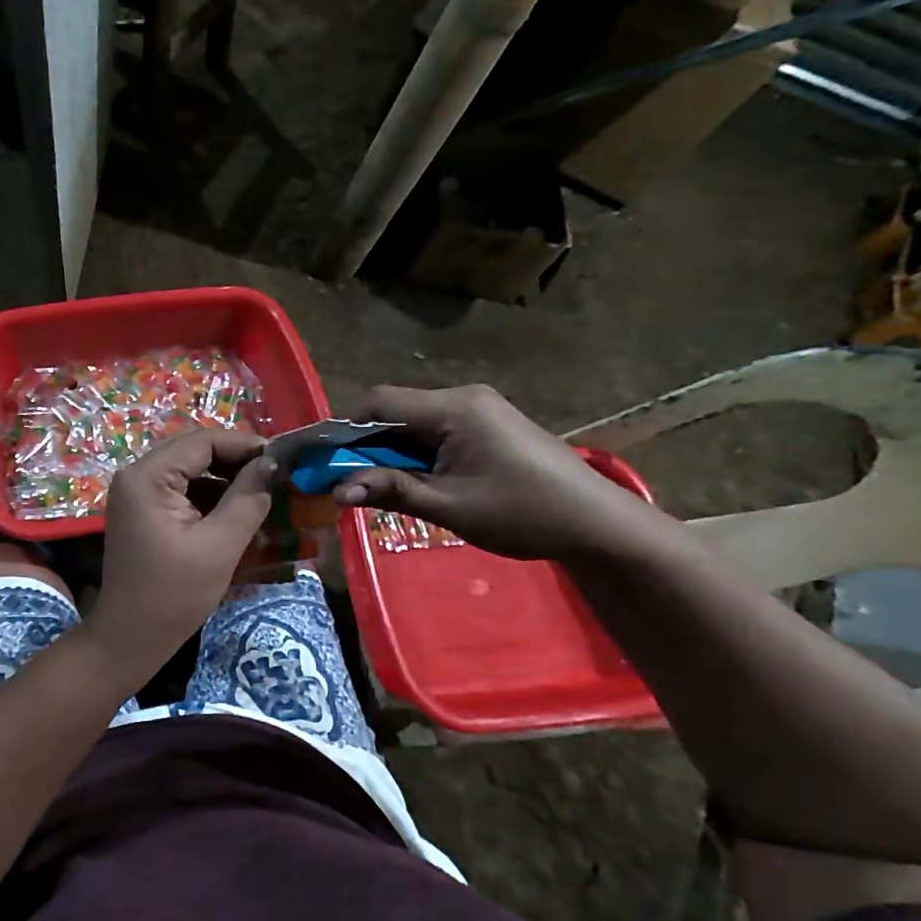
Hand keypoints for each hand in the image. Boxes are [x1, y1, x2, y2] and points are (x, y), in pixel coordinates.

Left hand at [81, 429, 276, 680]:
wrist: (131, 638)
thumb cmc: (174, 594)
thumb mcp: (220, 546)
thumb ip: (248, 499)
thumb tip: (272, 464)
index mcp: (147, 477)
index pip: (203, 442)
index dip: (245, 445)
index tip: (282, 459)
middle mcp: (137, 476)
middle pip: (195, 452)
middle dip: (237, 462)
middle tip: (277, 476)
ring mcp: (137, 494)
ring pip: (191, 472)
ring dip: (226, 480)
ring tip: (264, 493)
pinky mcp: (143, 512)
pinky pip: (182, 492)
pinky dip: (210, 498)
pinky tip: (237, 511)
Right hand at [335, 385, 662, 560]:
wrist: (595, 522)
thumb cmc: (521, 513)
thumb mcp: (449, 505)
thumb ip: (391, 491)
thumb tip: (336, 493)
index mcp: (454, 408)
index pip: (379, 402)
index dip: (345, 430)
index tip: (325, 463)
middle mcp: (464, 398)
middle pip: (396, 411)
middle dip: (366, 446)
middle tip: (347, 484)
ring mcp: (480, 409)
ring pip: (415, 423)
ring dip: (392, 453)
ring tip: (380, 490)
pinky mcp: (490, 425)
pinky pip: (438, 431)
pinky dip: (417, 454)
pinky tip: (416, 482)